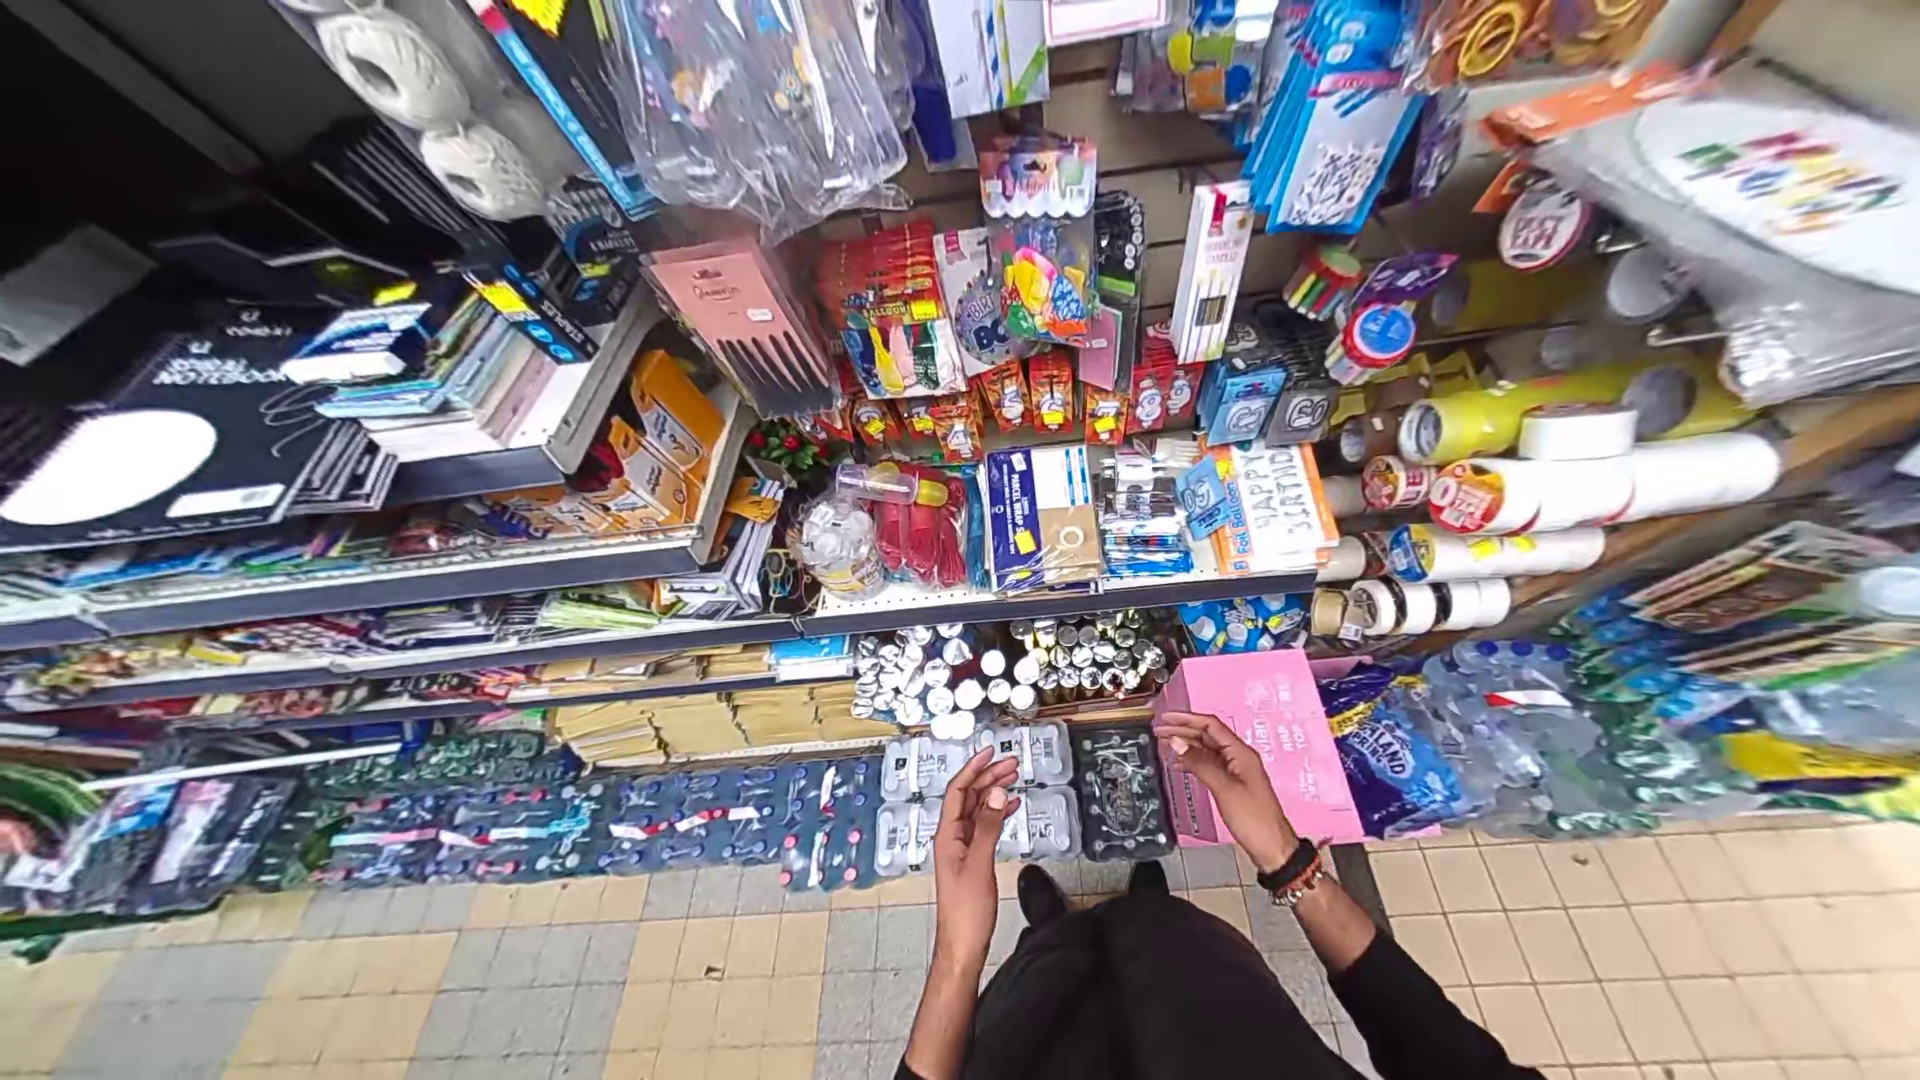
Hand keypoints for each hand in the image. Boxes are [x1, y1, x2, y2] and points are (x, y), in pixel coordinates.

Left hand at [931, 748, 1020, 966]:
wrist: (963, 945)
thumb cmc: (965, 912)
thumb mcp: (978, 864)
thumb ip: (987, 826)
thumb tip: (995, 794)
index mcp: (946, 834)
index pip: (958, 790)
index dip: (972, 768)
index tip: (988, 752)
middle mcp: (951, 836)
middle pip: (969, 796)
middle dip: (988, 776)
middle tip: (1009, 762)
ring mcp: (962, 846)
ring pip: (977, 808)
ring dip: (994, 791)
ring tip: (1012, 777)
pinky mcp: (973, 856)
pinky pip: (985, 824)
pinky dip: (998, 811)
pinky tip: (1010, 805)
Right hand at [1154, 710, 1299, 873]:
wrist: (1272, 849)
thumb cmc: (1252, 819)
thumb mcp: (1224, 788)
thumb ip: (1199, 763)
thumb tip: (1176, 742)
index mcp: (1241, 753)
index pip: (1211, 725)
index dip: (1187, 718)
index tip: (1166, 718)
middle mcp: (1238, 757)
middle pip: (1207, 735)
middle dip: (1183, 730)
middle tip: (1160, 731)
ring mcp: (1235, 770)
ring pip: (1206, 749)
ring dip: (1185, 745)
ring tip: (1164, 744)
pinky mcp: (1231, 783)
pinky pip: (1208, 764)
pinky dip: (1191, 761)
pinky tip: (1178, 764)